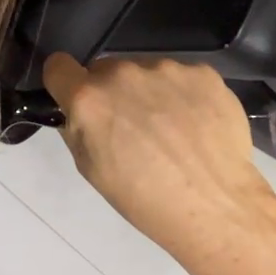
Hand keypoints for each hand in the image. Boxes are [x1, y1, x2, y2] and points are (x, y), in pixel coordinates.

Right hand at [42, 54, 275, 269]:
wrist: (218, 208)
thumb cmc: (145, 199)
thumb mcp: (91, 169)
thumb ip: (77, 128)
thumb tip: (78, 110)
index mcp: (88, 98)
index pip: (58, 66)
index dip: (65, 83)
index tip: (76, 99)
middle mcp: (122, 73)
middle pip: (105, 70)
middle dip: (112, 92)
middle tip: (133, 127)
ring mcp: (165, 69)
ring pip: (145, 72)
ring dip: (150, 92)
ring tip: (172, 130)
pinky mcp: (202, 72)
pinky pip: (181, 77)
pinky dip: (184, 95)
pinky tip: (197, 125)